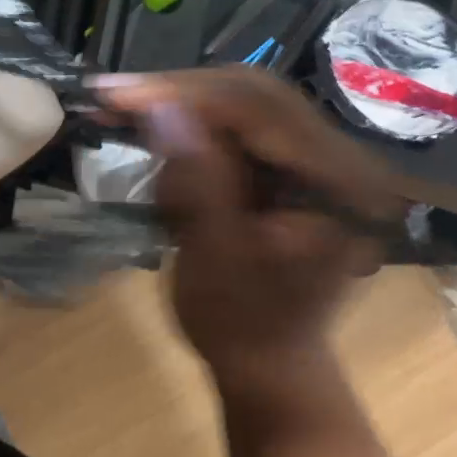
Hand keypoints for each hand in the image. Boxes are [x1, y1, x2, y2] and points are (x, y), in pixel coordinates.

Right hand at [88, 68, 403, 373]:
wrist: (269, 364)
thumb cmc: (239, 322)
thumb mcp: (211, 253)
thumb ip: (194, 176)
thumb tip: (158, 106)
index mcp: (340, 182)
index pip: (258, 109)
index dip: (180, 94)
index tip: (112, 94)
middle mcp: (345, 158)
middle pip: (255, 94)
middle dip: (178, 92)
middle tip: (110, 97)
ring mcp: (325, 161)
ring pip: (246, 104)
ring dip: (182, 104)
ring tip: (125, 109)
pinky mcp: (299, 169)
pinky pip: (244, 127)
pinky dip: (196, 126)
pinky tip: (159, 130)